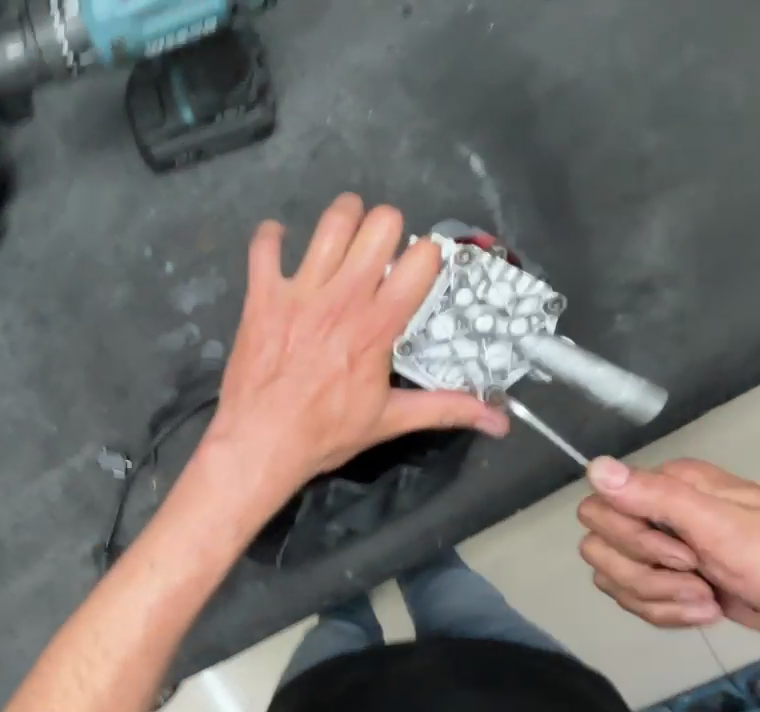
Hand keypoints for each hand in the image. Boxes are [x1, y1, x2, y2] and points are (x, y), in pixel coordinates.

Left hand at [196, 194, 508, 508]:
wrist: (259, 443)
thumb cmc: (323, 434)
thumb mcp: (389, 421)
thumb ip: (445, 409)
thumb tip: (500, 422)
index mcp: (379, 323)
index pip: (423, 258)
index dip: (426, 257)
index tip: (416, 273)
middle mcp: (344, 296)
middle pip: (381, 223)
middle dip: (386, 230)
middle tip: (378, 253)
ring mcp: (300, 292)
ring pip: (331, 222)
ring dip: (342, 220)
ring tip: (343, 237)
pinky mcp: (262, 296)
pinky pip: (264, 245)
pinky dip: (272, 238)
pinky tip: (281, 246)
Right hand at [576, 457, 759, 640]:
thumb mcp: (721, 526)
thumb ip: (654, 496)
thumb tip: (594, 466)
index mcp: (668, 487)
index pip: (599, 511)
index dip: (629, 541)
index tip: (682, 554)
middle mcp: (656, 513)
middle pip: (598, 549)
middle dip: (644, 576)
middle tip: (697, 578)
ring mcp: (659, 549)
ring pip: (612, 578)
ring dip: (658, 599)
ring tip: (706, 600)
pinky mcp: (666, 581)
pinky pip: (632, 600)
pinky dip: (665, 613)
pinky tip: (704, 611)